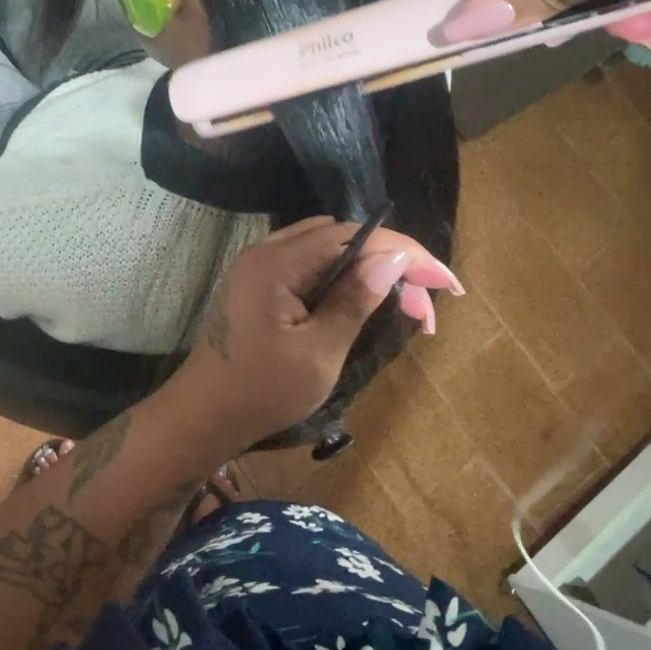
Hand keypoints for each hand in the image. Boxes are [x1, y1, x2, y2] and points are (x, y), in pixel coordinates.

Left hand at [165, 218, 461, 451]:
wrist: (205, 413)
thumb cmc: (262, 390)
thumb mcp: (319, 351)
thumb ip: (354, 300)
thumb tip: (393, 258)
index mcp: (275, 264)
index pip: (349, 236)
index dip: (401, 251)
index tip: (445, 281)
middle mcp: (263, 253)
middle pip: (337, 236)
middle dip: (389, 259)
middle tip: (427, 300)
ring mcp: (257, 266)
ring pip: (324, 249)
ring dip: (367, 268)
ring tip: (407, 303)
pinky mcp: (258, 284)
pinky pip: (307, 264)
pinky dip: (341, 276)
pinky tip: (365, 300)